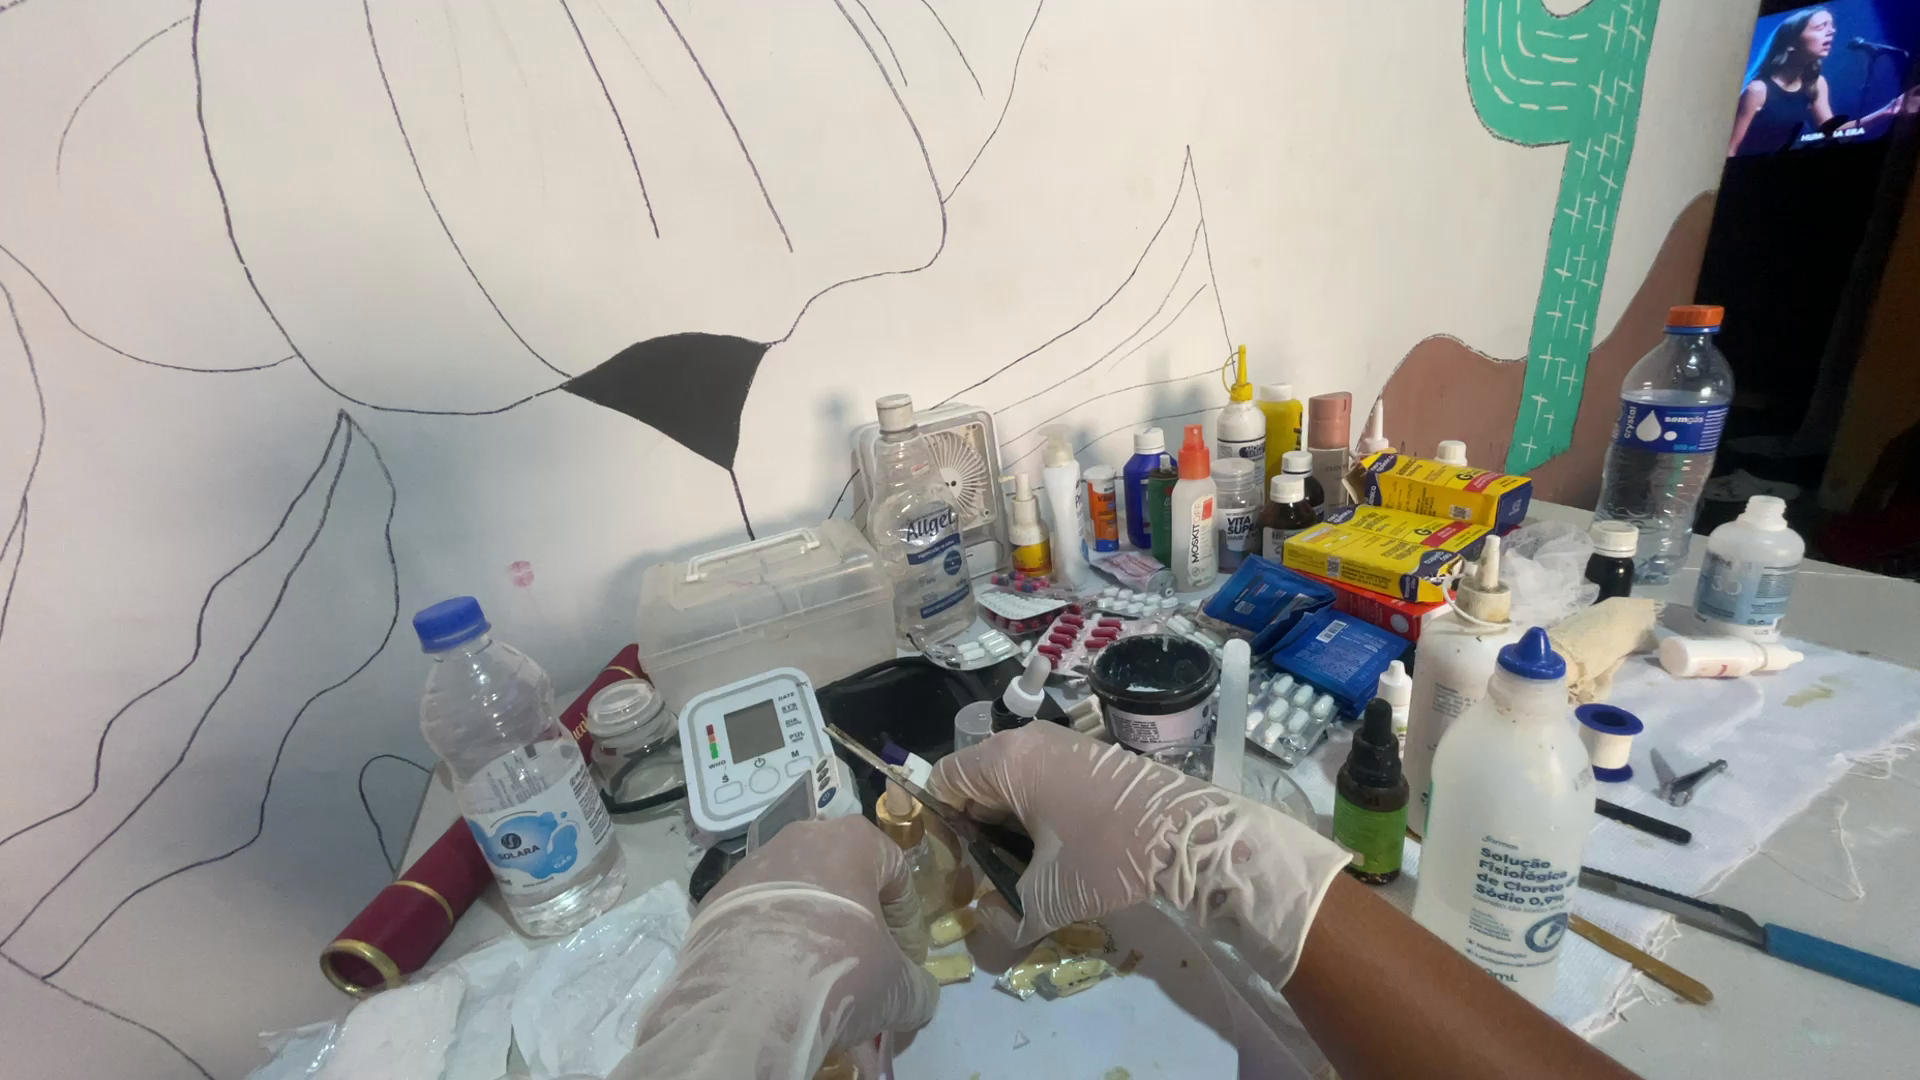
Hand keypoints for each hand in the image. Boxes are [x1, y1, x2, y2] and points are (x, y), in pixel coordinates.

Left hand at [614, 817, 938, 1079]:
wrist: (745, 997)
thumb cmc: (838, 967)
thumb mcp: (897, 987)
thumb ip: (917, 986)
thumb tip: (916, 997)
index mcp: (854, 838)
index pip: (897, 874)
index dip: (908, 923)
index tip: (907, 962)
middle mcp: (805, 837)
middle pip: (846, 884)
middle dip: (860, 932)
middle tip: (865, 977)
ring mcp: (756, 863)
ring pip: (801, 901)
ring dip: (817, 940)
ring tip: (820, 989)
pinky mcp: (716, 898)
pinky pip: (760, 921)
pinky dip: (774, 949)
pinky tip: (778, 988)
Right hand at [928, 723, 1350, 985]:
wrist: (1190, 832)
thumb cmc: (1108, 853)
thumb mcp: (1050, 896)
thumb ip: (1003, 918)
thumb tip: (981, 933)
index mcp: (1006, 759)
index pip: (945, 778)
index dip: (940, 821)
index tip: (955, 862)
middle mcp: (1027, 738)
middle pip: (977, 778)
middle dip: (975, 826)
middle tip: (987, 872)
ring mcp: (1061, 740)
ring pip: (1010, 778)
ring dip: (1007, 819)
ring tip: (1024, 866)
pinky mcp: (1087, 752)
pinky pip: (1040, 774)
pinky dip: (1036, 807)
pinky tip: (1057, 845)